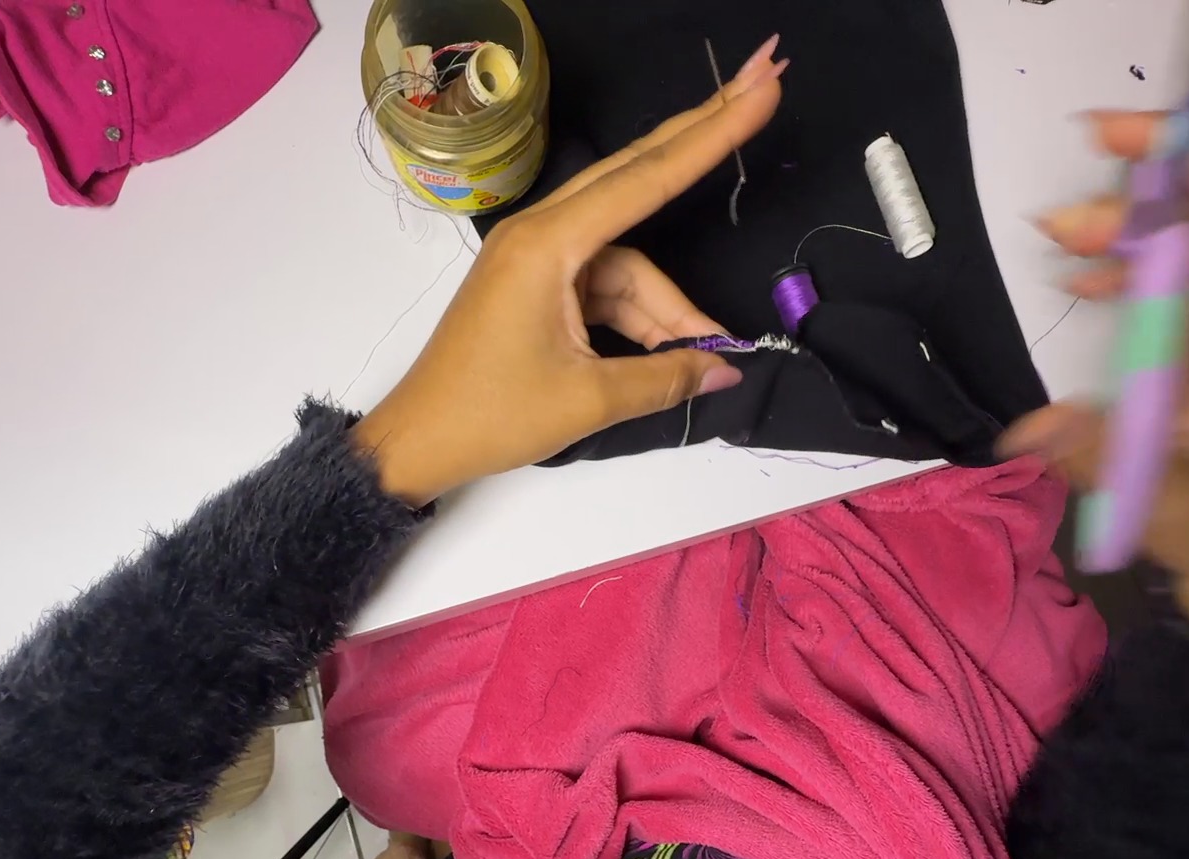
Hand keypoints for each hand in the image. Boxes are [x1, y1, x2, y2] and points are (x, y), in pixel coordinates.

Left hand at [352, 37, 787, 505]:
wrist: (423, 440)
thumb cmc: (494, 416)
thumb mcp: (589, 400)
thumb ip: (665, 378)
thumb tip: (728, 371)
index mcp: (547, 244)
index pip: (643, 179)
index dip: (710, 135)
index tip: (762, 87)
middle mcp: (541, 234)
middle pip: (634, 182)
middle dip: (699, 149)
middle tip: (765, 93)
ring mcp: (537, 260)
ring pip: (624, 264)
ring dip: (664, 307)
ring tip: (706, 351)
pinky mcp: (537, 287)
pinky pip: (602, 289)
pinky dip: (636, 319)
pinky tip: (666, 351)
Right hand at [1003, 112, 1188, 656]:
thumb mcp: (1170, 500)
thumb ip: (1102, 458)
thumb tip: (1027, 427)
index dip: (1187, 153)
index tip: (1113, 139)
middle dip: (1134, 196)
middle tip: (1054, 218)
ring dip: (1123, 232)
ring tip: (1055, 239)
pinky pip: (1173, 289)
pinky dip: (1126, 272)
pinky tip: (1082, 283)